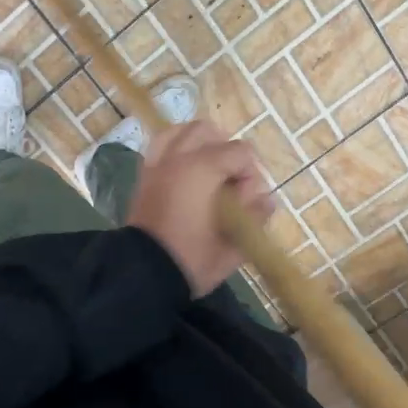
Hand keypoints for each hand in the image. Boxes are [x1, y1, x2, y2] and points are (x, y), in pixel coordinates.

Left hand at [126, 120, 272, 296]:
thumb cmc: (190, 261)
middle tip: (230, 182)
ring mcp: (155, 166)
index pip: (240, 152)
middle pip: (207, 131)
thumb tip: (266, 200)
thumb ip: (254, 218)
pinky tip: (184, 175)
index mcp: (201, 170)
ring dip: (198, 144)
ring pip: (179, 132)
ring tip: (207, 171)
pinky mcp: (142, 178)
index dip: (250, 174)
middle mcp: (176, 159)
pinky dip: (174, 151)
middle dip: (225, 151)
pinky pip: (159, 148)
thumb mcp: (232, 247)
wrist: (141, 276)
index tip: (247, 201)